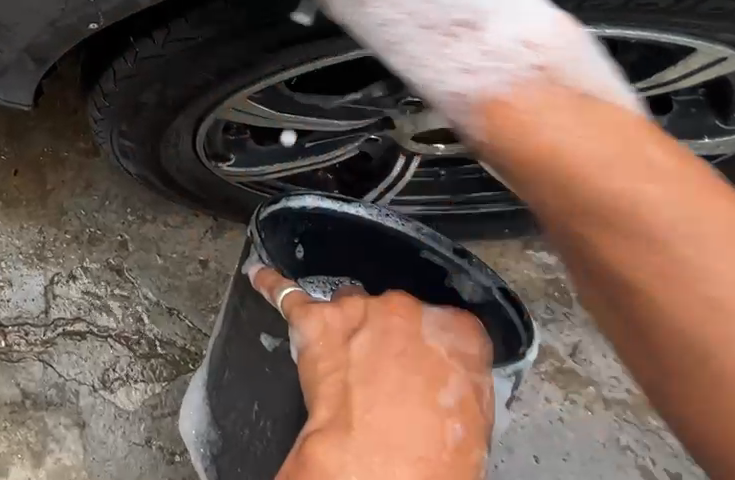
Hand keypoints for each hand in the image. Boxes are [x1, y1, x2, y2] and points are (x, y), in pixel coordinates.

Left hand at [252, 265, 495, 479]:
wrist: (381, 459)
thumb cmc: (435, 450)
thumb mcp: (475, 414)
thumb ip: (456, 375)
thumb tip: (438, 373)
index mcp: (456, 329)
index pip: (448, 323)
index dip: (434, 346)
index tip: (427, 363)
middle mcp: (403, 307)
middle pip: (393, 310)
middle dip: (389, 335)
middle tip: (387, 372)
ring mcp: (354, 309)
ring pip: (347, 304)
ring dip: (345, 324)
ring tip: (343, 353)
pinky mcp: (313, 320)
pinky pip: (286, 293)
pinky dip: (271, 284)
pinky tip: (259, 275)